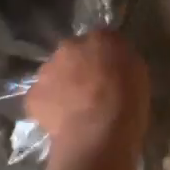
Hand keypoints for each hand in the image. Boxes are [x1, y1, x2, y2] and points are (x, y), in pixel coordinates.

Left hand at [26, 30, 151, 164]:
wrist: (97, 132)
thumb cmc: (128, 99)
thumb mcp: (138, 71)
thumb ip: (121, 59)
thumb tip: (112, 62)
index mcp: (101, 37)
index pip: (102, 39)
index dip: (105, 55)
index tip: (110, 69)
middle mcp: (70, 46)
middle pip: (73, 52)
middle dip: (78, 65)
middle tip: (90, 86)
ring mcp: (46, 70)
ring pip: (54, 73)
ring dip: (62, 83)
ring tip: (74, 105)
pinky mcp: (32, 95)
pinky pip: (42, 95)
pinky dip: (49, 103)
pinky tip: (62, 117)